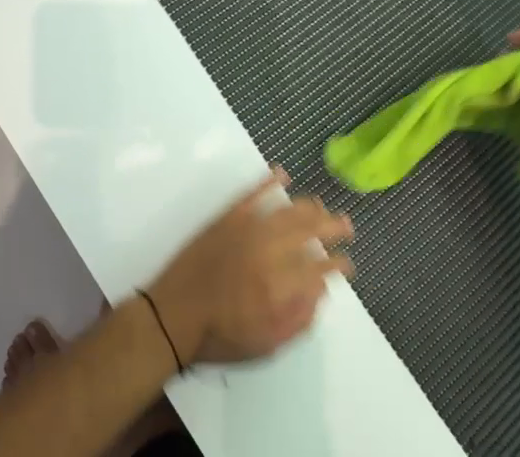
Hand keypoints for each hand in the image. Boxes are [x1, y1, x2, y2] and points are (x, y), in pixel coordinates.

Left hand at [146, 167, 354, 366]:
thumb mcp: (266, 345)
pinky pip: (250, 194)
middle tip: (346, 227)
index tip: (348, 263)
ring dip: (309, 207)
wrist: (171, 317)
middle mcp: (268, 252)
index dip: (339, 263)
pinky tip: (281, 174)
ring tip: (322, 207)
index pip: (321, 266)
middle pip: (310, 231)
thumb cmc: (218, 336)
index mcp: (280, 285)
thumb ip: (299, 319)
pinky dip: (266, 182)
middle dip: (333, 227)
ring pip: (286, 210)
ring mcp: (245, 231)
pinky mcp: (224, 219)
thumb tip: (321, 292)